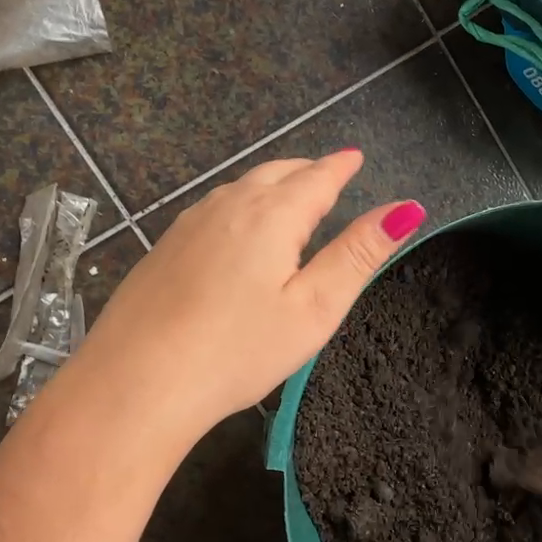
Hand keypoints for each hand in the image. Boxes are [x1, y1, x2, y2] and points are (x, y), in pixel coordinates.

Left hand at [70, 150, 422, 439]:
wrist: (135, 384)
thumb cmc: (237, 350)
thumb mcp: (314, 308)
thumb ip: (358, 255)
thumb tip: (407, 208)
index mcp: (271, 216)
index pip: (316, 178)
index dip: (340, 167)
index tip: (355, 157)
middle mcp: (227, 207)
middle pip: (275, 173)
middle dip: (307, 169)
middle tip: (328, 174)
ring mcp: (188, 226)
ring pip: (240, 188)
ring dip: (271, 183)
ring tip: (289, 194)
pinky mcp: (162, 250)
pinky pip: (213, 209)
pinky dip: (240, 204)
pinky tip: (237, 230)